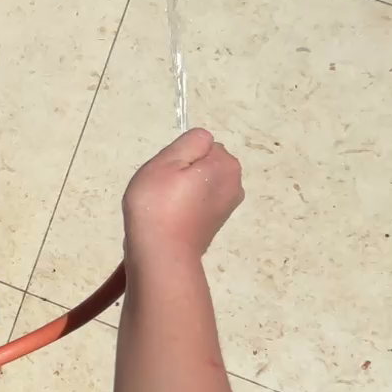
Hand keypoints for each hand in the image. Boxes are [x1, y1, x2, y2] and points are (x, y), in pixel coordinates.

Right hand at [122, 128, 243, 267]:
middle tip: (161, 188)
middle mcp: (234, 182)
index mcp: (224, 164)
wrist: (161, 252)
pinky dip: (185, 204)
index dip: (179, 156)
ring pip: (200, 182)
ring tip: (163, 204)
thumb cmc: (157, 205)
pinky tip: (170, 216)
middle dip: (183, 171)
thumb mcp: (166, 163)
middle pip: (203, 163)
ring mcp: (228, 204)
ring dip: (183, 188)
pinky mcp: (216, 221)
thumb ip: (189, 143)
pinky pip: (199, 200)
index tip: (165, 173)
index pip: (201, 145)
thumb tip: (203, 139)